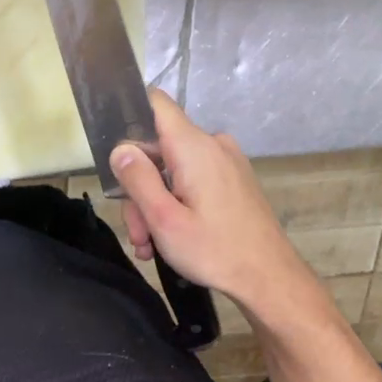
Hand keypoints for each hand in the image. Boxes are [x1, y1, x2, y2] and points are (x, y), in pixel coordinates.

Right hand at [110, 90, 316, 309]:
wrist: (267, 277)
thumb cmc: (214, 249)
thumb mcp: (163, 219)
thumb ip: (138, 180)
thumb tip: (119, 149)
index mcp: (194, 148)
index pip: (156, 104)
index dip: (129, 120)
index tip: (114, 155)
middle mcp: (212, 145)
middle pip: (157, 150)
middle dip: (138, 189)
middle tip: (138, 234)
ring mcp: (224, 162)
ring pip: (171, 171)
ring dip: (154, 206)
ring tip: (151, 245)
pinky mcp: (231, 180)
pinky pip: (190, 182)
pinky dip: (174, 206)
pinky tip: (169, 239)